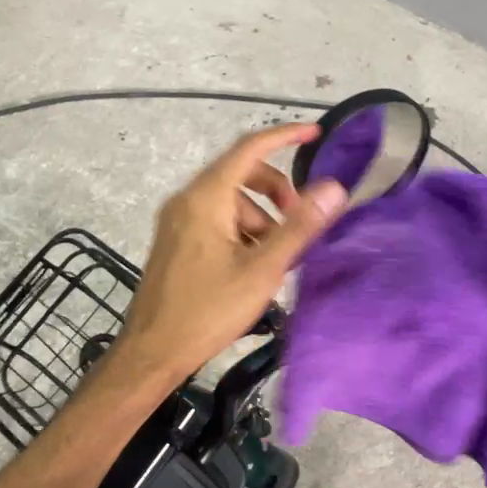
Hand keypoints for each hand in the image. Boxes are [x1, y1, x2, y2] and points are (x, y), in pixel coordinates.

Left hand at [116, 123, 347, 379]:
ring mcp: (178, 221)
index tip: (316, 134)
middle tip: (300, 223)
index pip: (249, 149)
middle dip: (277, 191)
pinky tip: (255, 267)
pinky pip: (217, 220)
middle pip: (241, 174)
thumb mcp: (261, 270)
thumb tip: (334, 188)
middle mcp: (187, 200)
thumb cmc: (207, 311)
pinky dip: (243, 232)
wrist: (152, 352)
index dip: (284, 137)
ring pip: (231, 201)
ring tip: (278, 259)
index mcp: (205, 197)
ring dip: (262, 218)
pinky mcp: (176, 241)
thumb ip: (299, 227)